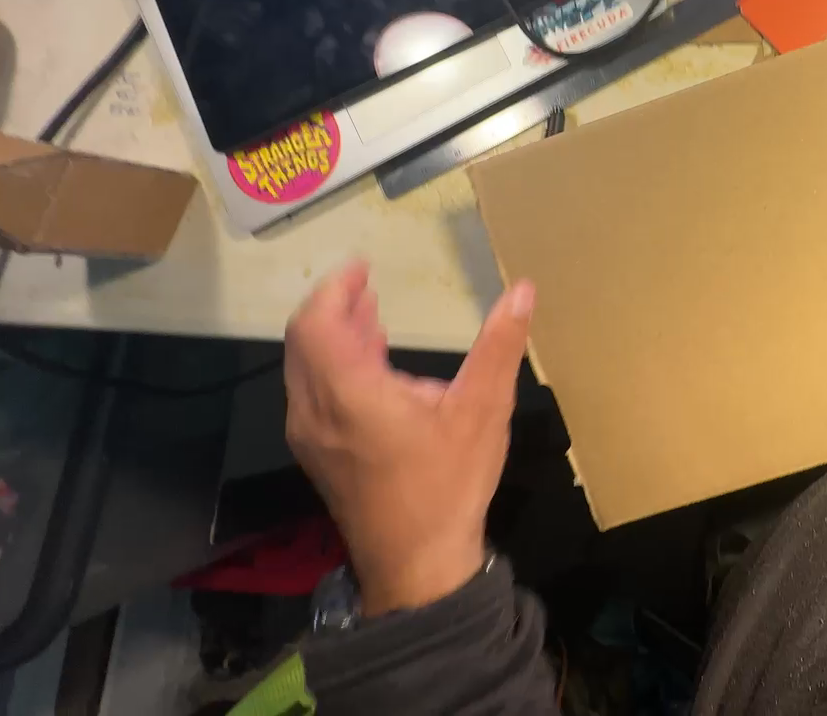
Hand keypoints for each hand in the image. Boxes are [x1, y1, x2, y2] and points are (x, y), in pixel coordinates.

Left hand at [284, 261, 535, 615]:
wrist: (417, 561)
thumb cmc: (450, 480)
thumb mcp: (485, 408)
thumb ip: (500, 345)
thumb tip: (522, 288)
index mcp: (352, 395)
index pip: (318, 326)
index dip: (334, 290)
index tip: (360, 264)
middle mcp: (317, 411)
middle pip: (304, 343)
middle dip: (332, 306)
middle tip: (364, 279)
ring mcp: (313, 436)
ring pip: (305, 369)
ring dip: (332, 334)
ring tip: (366, 308)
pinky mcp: (322, 454)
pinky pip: (313, 391)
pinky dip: (334, 361)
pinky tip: (370, 361)